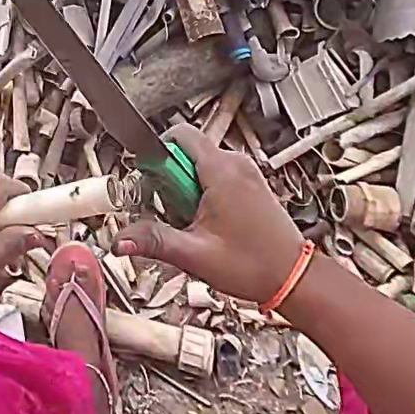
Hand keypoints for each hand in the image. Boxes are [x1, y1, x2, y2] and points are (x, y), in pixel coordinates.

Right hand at [116, 124, 306, 303]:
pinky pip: (214, 174)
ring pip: (198, 164)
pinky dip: (202, 191)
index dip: (157, 155)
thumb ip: (154, 241)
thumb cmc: (254, 266)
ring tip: (193, 221)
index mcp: (222, 171)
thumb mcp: (195, 255)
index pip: (179, 135)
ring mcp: (244, 172)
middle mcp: (235, 163)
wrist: (294, 278)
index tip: (152, 183)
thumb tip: (120, 240)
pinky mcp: (248, 182)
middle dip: (170, 180)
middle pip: (185, 152)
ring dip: (185, 188)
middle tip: (175, 213)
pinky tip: (207, 220)